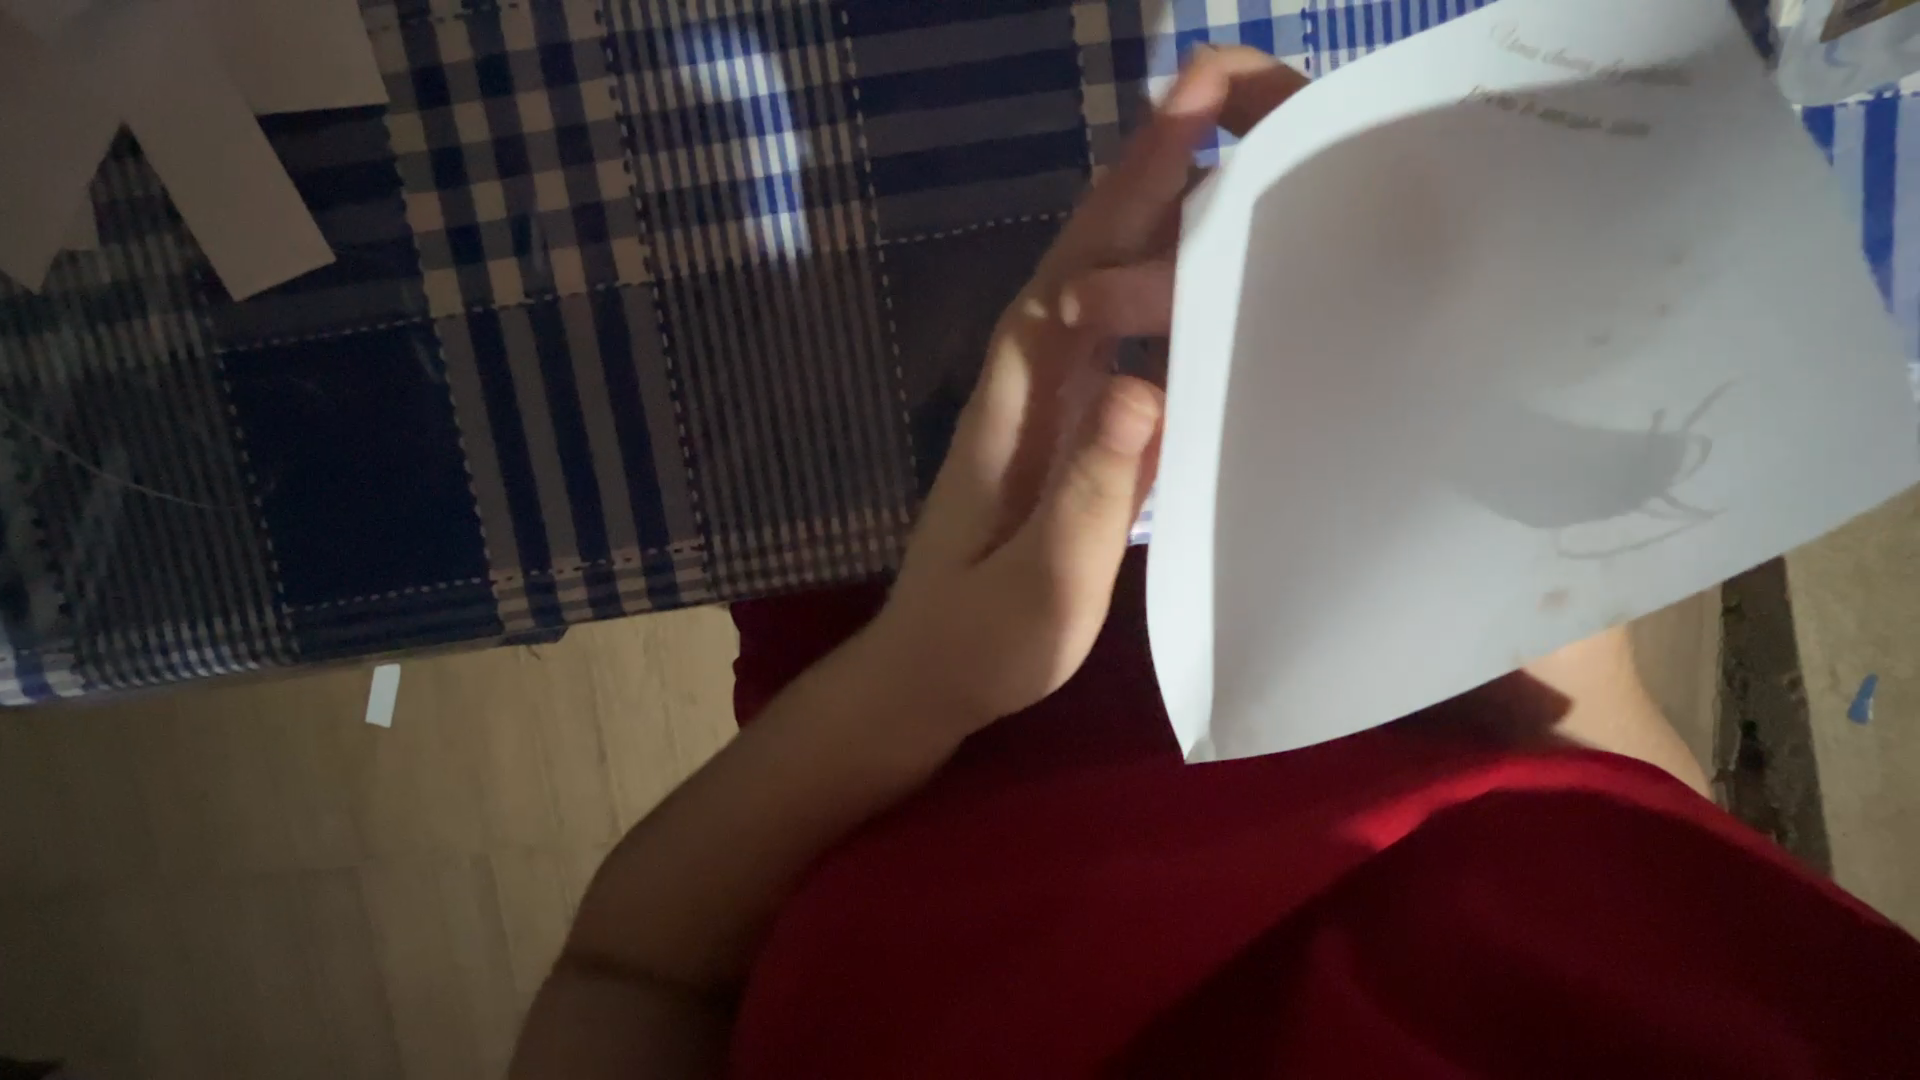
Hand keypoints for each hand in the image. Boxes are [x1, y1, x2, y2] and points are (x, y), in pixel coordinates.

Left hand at [854, 48, 1311, 739]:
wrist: (930, 673)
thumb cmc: (982, 642)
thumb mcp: (1042, 583)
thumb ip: (1091, 492)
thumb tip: (1146, 384)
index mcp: (1016, 414)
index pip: (1072, 280)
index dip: (1127, 195)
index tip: (1196, 108)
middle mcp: (1028, 391)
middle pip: (1084, 260)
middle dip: (1150, 173)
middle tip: (1236, 88)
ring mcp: (1046, 410)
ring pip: (1102, 293)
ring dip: (1159, 220)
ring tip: (1240, 157)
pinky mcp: (1065, 437)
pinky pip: (1118, 347)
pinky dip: (1160, 298)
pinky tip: (1206, 280)